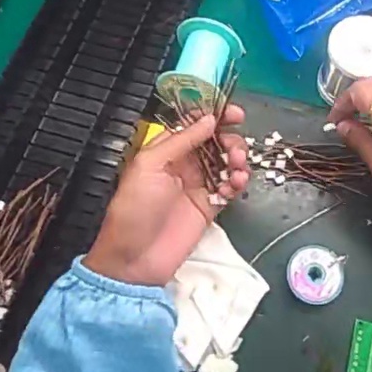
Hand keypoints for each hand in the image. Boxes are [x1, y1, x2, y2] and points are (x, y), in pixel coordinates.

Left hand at [84, 106, 250, 286]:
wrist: (135, 258)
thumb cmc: (134, 209)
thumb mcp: (149, 166)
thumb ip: (180, 140)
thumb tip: (208, 120)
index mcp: (165, 150)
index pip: (193, 125)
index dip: (214, 116)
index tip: (234, 114)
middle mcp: (183, 164)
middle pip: (215, 142)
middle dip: (230, 140)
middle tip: (235, 150)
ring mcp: (197, 185)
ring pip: (226, 162)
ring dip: (237, 160)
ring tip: (237, 168)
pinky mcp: (210, 207)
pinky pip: (229, 187)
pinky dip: (237, 182)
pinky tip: (236, 184)